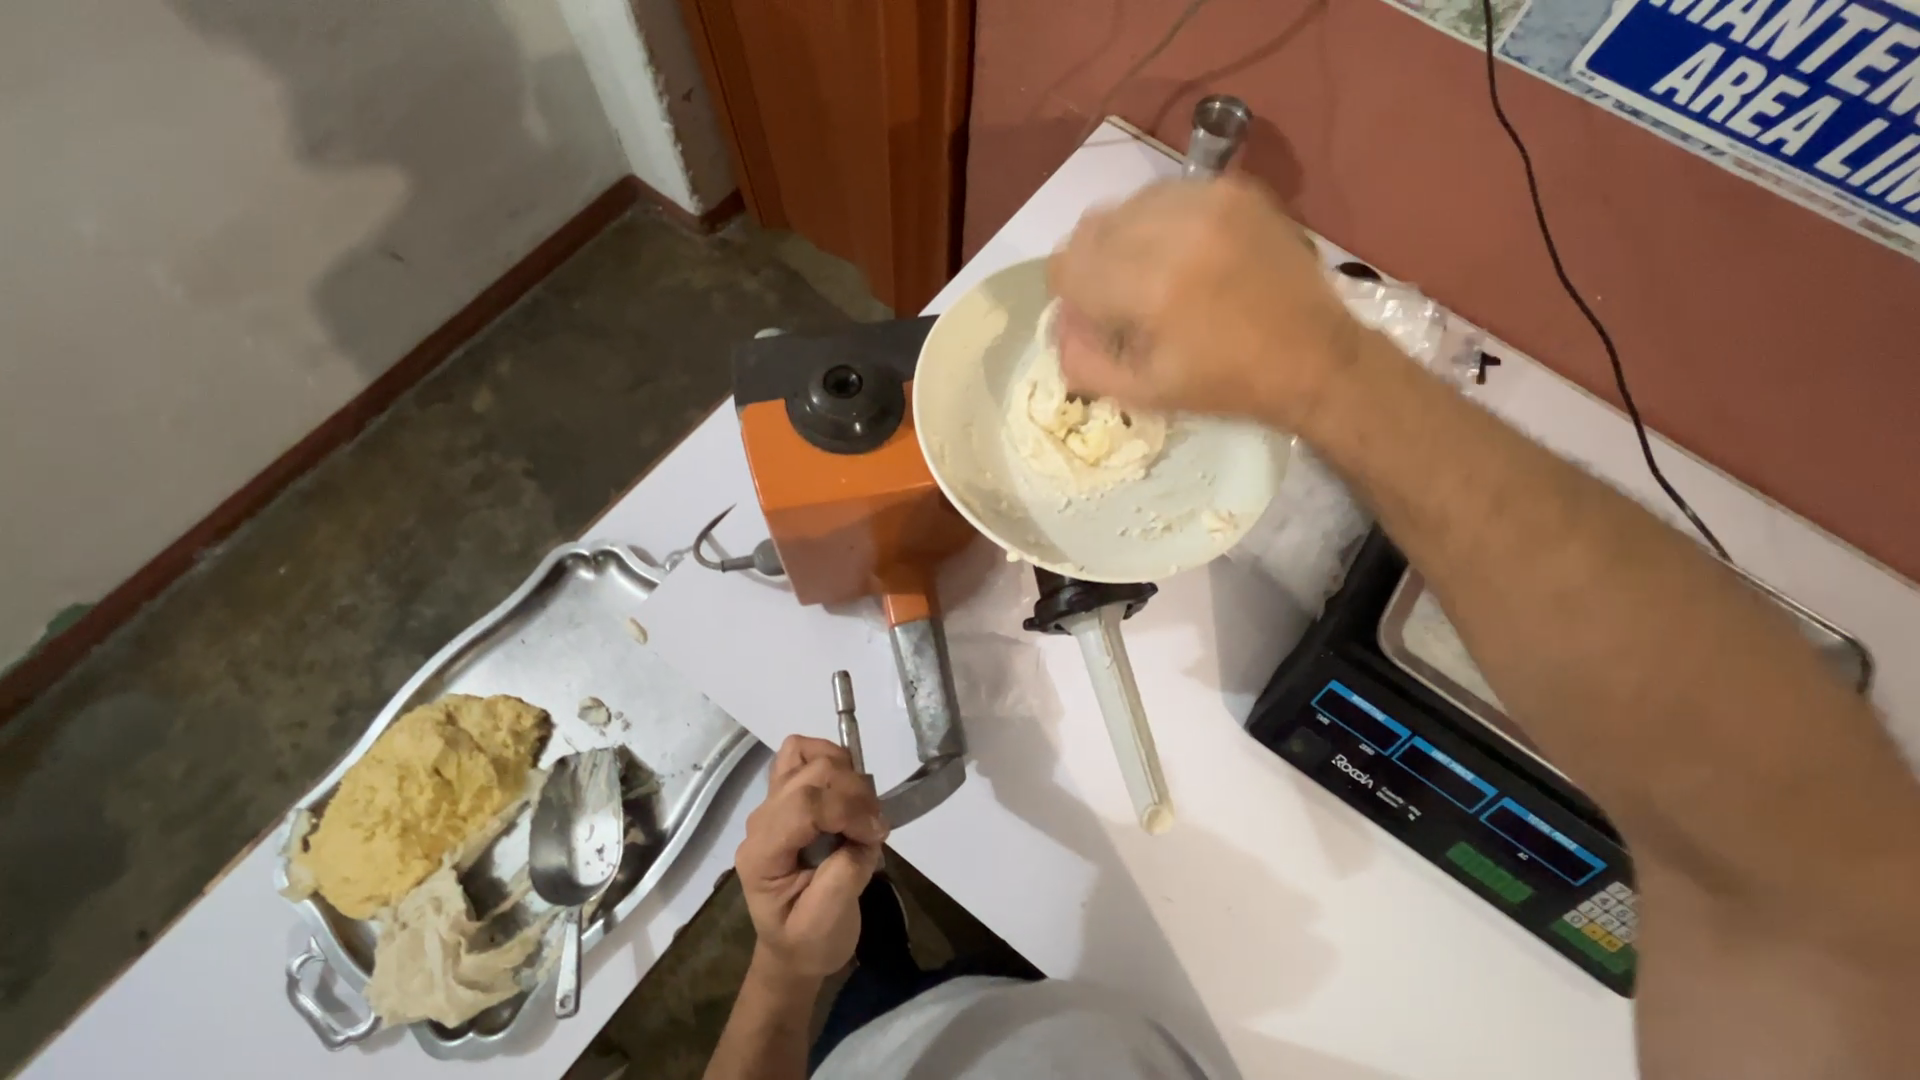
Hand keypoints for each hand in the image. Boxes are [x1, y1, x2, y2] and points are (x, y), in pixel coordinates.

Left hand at [735, 735, 887, 979]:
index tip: (877, 836)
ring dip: (845, 773)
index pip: (804, 805)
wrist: (795, 949)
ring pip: (805, 754)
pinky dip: (832, 760)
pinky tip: (848, 792)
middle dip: (853, 793)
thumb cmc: (809, 942)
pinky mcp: (787, 796)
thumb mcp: (827, 924)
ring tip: (861, 809)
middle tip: (875, 828)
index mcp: (762, 854)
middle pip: (810, 773)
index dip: (848, 810)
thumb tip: (865, 832)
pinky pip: (803, 753)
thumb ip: (844, 875)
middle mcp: (760, 821)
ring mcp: (771, 804)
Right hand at [1046, 175, 1361, 429]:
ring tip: (1152, 275)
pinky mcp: (1233, 189)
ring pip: (1124, 207)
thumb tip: (1059, 323)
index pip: (1067, 266)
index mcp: (1151, 288)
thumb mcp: (1143, 392)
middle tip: (1120, 299)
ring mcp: (1208, 201)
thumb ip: (1082, 359)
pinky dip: (1158, 223)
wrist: (1313, 356)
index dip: (1069, 296)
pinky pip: (1164, 195)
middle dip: (1092, 266)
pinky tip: (1182, 255)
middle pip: (1089, 229)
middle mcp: (1176, 230)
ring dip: (1123, 241)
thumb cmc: (1225, 383)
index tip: (1093, 316)